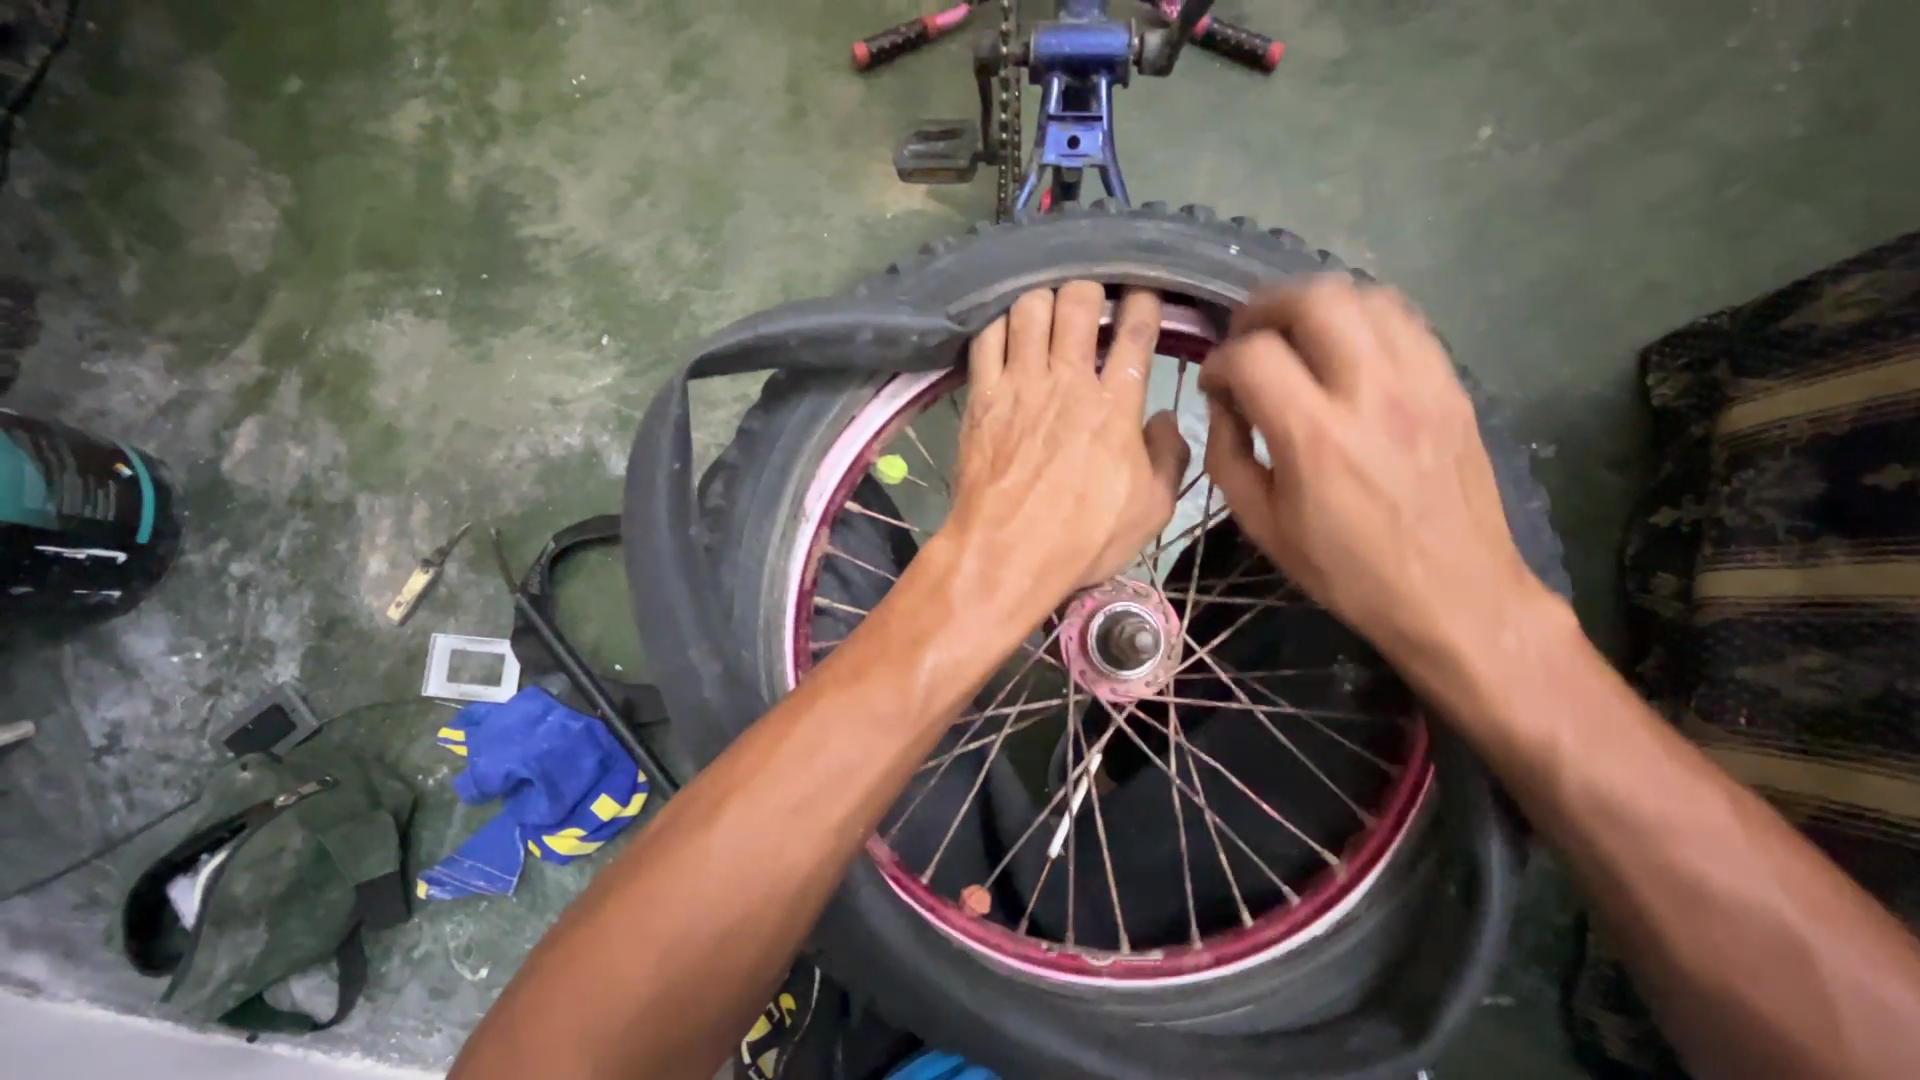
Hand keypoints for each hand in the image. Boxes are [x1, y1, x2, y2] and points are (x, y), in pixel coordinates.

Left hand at [946, 281, 1189, 606]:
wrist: (1006, 553)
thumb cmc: (1085, 538)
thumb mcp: (1152, 509)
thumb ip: (1169, 456)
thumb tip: (1168, 417)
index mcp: (1116, 405)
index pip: (1135, 331)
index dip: (1143, 301)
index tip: (1143, 294)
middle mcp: (1067, 381)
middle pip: (1078, 302)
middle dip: (1089, 290)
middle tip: (1091, 302)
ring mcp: (1019, 384)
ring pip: (1028, 309)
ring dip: (1042, 301)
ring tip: (1047, 313)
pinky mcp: (980, 397)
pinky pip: (986, 339)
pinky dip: (998, 326)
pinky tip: (1006, 333)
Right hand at [1200, 278, 1545, 663]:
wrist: (1454, 593)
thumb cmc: (1347, 572)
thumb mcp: (1264, 527)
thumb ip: (1228, 457)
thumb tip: (1222, 405)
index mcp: (1314, 439)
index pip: (1252, 356)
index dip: (1219, 361)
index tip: (1214, 383)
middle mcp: (1370, 394)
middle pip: (1312, 300)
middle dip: (1264, 307)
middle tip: (1248, 337)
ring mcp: (1420, 382)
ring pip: (1364, 296)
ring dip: (1315, 305)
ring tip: (1295, 334)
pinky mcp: (1451, 384)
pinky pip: (1404, 319)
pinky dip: (1362, 318)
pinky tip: (1345, 346)